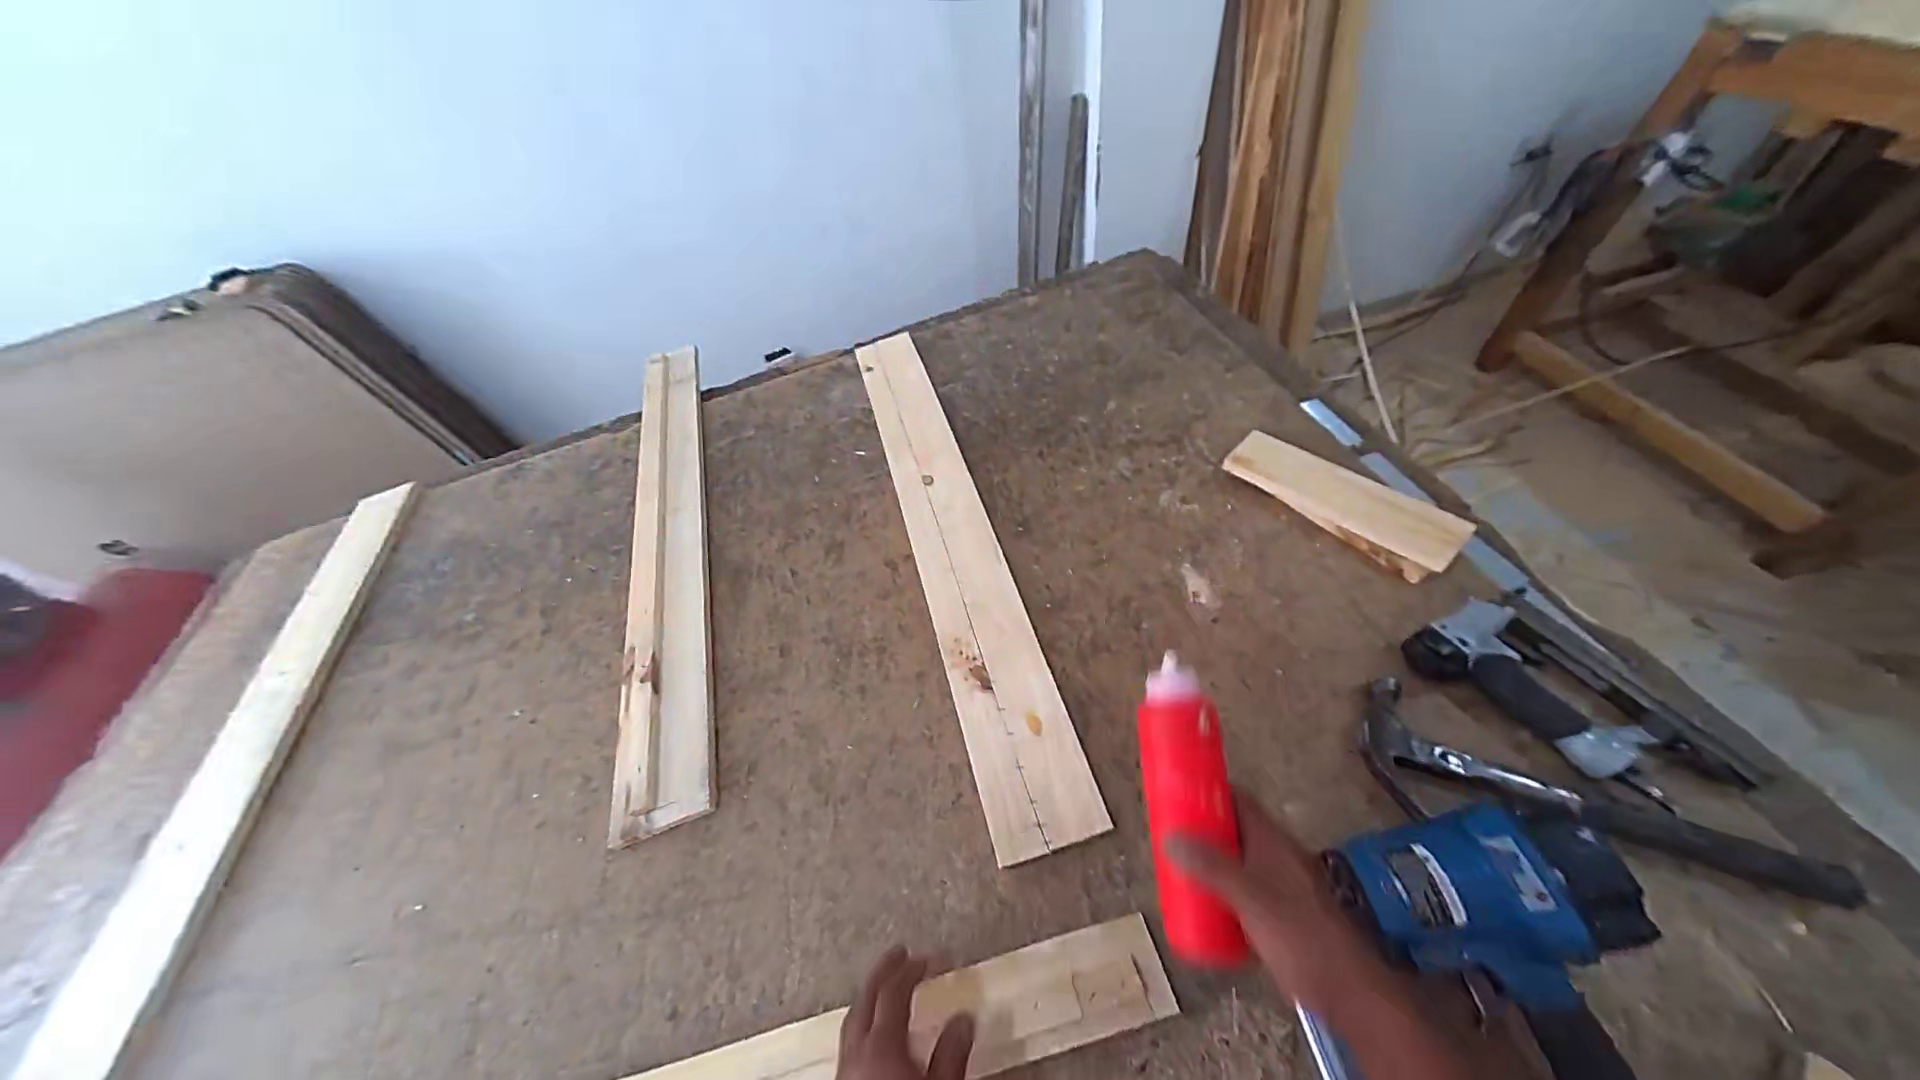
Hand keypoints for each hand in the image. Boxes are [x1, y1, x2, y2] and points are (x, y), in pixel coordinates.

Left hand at [836, 946, 974, 1079]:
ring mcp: (844, 1074)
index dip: (914, 969)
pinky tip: (877, 1034)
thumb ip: (951, 1055)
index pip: (895, 992)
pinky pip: (850, 1043)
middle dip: (883, 971)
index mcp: (881, 1047)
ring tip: (888, 988)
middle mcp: (855, 1054)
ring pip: (852, 1021)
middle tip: (901, 954)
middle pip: (865, 998)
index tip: (933, 957)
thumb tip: (963, 1019)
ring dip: (870, 997)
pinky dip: (864, 1024)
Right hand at [1167, 789, 1376, 1009]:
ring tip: (1178, 870)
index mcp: (1273, 841)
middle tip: (1169, 836)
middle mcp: (1278, 857)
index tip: (1177, 794)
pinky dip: (1222, 894)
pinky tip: (1204, 907)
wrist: (1348, 992)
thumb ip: (1211, 866)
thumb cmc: (1300, 935)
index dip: (1209, 792)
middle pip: (1234, 831)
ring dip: (1210, 865)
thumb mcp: (1249, 896)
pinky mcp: (1281, 917)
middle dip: (1202, 832)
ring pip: (1238, 864)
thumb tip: (1170, 837)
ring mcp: (1281, 888)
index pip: (1239, 800)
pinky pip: (1243, 894)